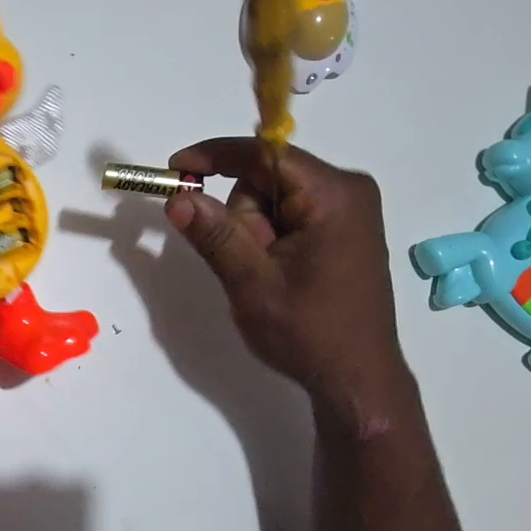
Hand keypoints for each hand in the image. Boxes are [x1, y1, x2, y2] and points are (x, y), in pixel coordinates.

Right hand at [164, 139, 413, 425]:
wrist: (354, 375)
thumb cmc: (306, 331)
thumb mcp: (251, 284)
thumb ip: (214, 236)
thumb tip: (177, 199)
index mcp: (332, 194)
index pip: (263, 155)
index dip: (215, 156)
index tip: (175, 169)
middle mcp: (347, 191)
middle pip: (268, 180)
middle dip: (243, 217)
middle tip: (248, 267)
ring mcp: (349, 212)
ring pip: (276, 202)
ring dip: (255, 235)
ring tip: (265, 280)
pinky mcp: (344, 233)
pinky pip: (291, 219)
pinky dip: (270, 242)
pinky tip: (276, 276)